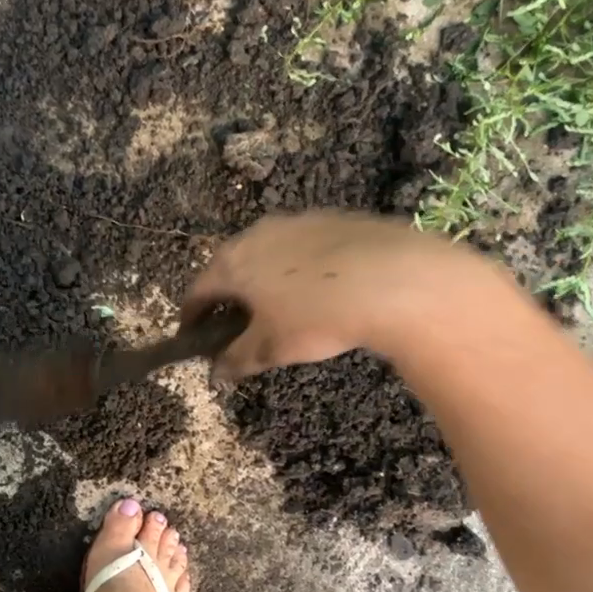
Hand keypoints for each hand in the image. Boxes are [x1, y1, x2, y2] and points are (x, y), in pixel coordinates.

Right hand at [182, 211, 493, 381]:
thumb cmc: (317, 317)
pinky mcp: (340, 219)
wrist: (401, 281)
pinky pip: (307, 247)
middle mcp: (258, 234)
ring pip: (270, 253)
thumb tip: (217, 372)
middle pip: (231, 267)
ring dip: (265, 279)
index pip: (197, 291)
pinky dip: (302, 269)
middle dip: (229, 296)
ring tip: (281, 308)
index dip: (191, 317)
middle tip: (237, 325)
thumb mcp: (270, 348)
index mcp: (232, 263)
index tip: (194, 337)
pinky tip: (322, 292)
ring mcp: (300, 221)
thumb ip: (237, 359)